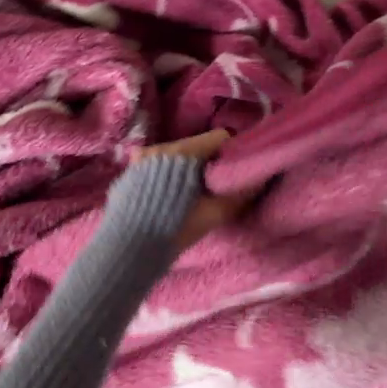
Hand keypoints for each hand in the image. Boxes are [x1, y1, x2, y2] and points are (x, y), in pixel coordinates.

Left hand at [133, 130, 259, 248]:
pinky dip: (169, 177)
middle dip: (210, 163)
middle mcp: (161, 147)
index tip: (233, 175)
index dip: (232, 155)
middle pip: (198, 145)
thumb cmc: (174, 229)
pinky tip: (169, 199)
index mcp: (184, 152)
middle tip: (215, 188)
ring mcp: (142, 159)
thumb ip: (241, 193)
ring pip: (178, 155)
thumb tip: (260, 179)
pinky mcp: (129, 172)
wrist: (126, 250)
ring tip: (191, 196)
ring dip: (189, 169)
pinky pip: (158, 166)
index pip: (220, 137)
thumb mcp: (214, 214)